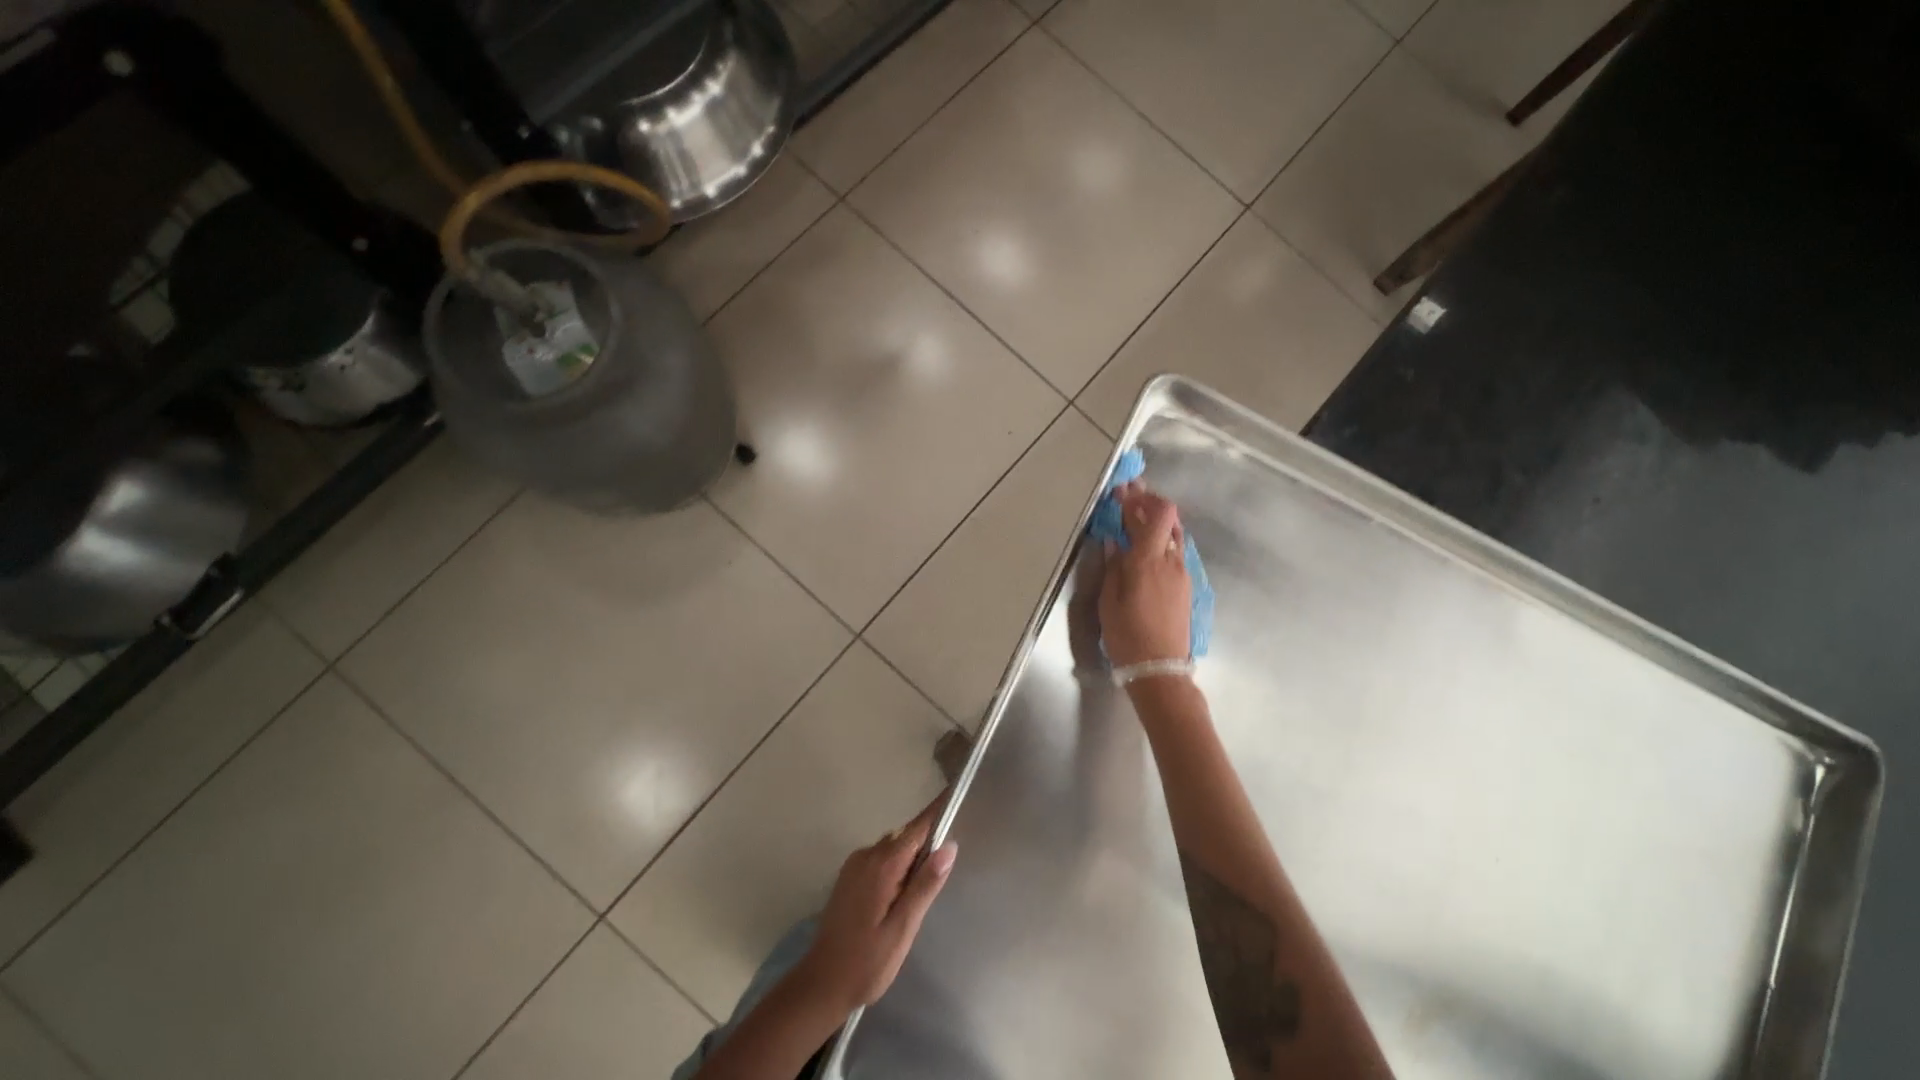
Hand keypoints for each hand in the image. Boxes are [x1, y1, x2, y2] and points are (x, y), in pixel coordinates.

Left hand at [793, 797, 958, 1012]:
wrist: (822, 984)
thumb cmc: (867, 962)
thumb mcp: (903, 927)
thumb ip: (925, 885)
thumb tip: (949, 846)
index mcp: (881, 866)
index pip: (917, 828)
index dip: (938, 812)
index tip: (957, 795)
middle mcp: (866, 857)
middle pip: (907, 837)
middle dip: (929, 844)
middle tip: (949, 868)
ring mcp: (855, 867)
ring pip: (895, 849)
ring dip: (913, 860)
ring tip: (927, 890)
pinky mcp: (850, 879)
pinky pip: (883, 861)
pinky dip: (899, 869)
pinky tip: (905, 897)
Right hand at [1098, 482, 1191, 667]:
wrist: (1160, 668)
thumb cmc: (1127, 636)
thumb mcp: (1109, 601)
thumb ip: (1113, 567)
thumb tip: (1113, 543)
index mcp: (1149, 560)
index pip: (1160, 513)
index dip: (1144, 498)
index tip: (1123, 495)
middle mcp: (1172, 561)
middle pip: (1169, 519)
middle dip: (1147, 505)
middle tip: (1126, 500)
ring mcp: (1182, 574)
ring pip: (1173, 536)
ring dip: (1155, 524)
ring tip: (1133, 522)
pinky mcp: (1185, 586)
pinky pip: (1175, 553)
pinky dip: (1160, 542)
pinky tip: (1144, 549)